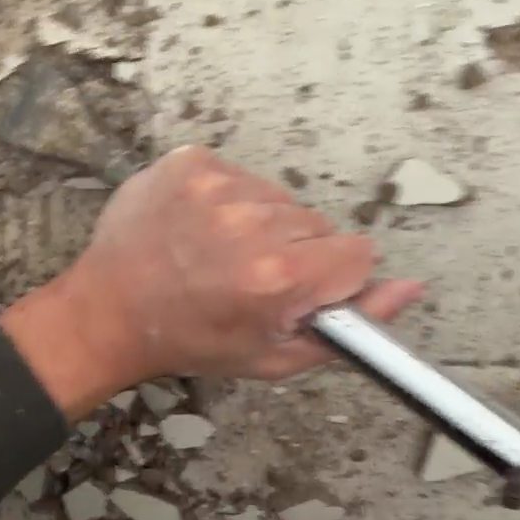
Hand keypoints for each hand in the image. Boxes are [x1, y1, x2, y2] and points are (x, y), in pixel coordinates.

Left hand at [0, 146, 422, 417]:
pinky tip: (199, 229)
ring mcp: (216, 186)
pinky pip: (241, 176)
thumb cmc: (187, 339)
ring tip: (218, 253)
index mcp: (276, 276)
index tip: (298, 290)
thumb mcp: (272, 356)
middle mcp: (249, 223)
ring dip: (260, 224)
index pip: (357, 253)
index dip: (332, 277)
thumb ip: (350, 327)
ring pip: (280, 198)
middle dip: (295, 251)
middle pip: (317, 223)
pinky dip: (228, 200)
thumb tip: (409, 288)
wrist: (110, 309)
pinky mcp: (190, 163)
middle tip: (247, 276)